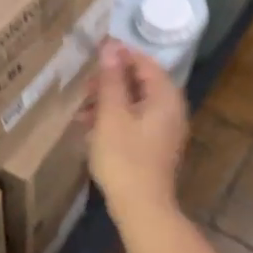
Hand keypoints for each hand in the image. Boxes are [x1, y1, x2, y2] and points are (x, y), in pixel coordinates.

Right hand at [83, 40, 188, 216]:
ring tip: (82, 108)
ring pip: (136, 103)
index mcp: (165, 98)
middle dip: (112, 80)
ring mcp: (165, 130)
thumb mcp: (111, 114)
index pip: (146, 63)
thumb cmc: (124, 157)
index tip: (94, 51)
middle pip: (141, 82)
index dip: (121, 54)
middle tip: (84, 85)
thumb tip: (111, 46)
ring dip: (109, 100)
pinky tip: (91, 127)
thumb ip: (110, 79)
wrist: (141, 206)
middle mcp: (171, 110)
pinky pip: (135, 121)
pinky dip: (114, 118)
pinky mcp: (155, 146)